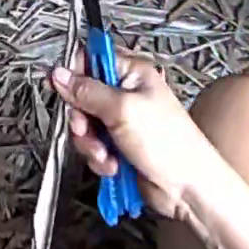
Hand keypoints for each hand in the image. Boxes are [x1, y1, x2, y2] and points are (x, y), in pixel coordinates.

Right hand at [49, 52, 222, 221]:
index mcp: (131, 73)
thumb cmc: (169, 143)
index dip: (74, 72)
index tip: (62, 89)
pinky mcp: (118, 146)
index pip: (91, 58)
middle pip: (82, 94)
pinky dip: (99, 158)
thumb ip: (87, 91)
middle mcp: (125, 93)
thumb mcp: (123, 110)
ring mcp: (121, 120)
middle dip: (81, 117)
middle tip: (88, 128)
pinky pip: (93, 146)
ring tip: (105, 154)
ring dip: (90, 143)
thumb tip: (60, 73)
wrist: (188, 190)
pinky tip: (113, 166)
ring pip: (85, 124)